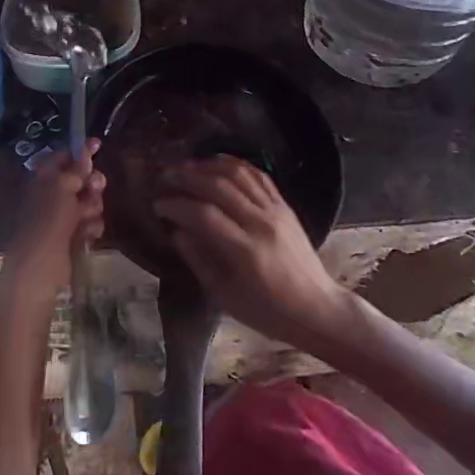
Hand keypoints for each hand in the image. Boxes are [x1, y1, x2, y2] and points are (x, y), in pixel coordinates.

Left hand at [0, 141, 105, 297]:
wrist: (40, 266)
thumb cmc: (48, 220)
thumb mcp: (63, 187)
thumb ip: (76, 168)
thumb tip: (85, 149)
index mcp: (43, 178)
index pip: (62, 156)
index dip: (80, 151)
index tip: (98, 144)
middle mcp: (52, 194)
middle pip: (80, 179)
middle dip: (91, 184)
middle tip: (95, 188)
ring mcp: (61, 216)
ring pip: (88, 202)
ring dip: (92, 207)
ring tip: (86, 218)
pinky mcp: (71, 235)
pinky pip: (89, 222)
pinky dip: (90, 227)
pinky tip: (87, 234)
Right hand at [154, 157, 356, 351]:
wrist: (317, 309)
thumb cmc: (267, 312)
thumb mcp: (225, 296)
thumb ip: (198, 260)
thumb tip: (175, 230)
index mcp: (246, 252)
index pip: (204, 215)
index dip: (176, 205)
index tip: (157, 205)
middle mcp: (261, 224)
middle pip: (218, 186)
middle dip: (185, 177)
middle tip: (163, 178)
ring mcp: (276, 211)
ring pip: (237, 174)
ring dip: (206, 165)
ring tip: (184, 167)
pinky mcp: (284, 205)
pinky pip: (257, 175)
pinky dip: (234, 164)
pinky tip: (215, 162)